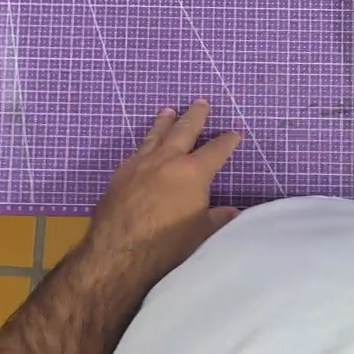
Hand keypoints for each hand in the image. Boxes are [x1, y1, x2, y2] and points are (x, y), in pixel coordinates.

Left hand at [81, 100, 241, 283]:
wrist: (118, 251)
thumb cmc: (166, 245)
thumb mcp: (200, 234)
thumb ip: (217, 218)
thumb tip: (232, 212)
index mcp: (193, 172)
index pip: (216, 149)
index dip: (227, 141)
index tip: (234, 134)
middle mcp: (168, 159)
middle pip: (185, 130)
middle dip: (196, 116)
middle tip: (201, 102)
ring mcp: (142, 163)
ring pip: (156, 135)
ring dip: (165, 122)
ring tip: (169, 111)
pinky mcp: (121, 172)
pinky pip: (137, 151)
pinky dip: (146, 145)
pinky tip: (145, 147)